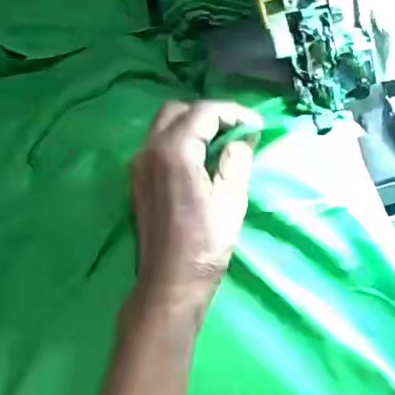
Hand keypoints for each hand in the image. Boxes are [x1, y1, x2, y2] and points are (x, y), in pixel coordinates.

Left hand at [128, 100, 260, 311]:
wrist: (169, 284)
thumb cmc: (205, 244)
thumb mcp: (231, 199)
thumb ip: (237, 159)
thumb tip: (243, 137)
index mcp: (173, 152)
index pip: (204, 112)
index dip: (234, 113)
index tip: (257, 126)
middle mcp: (148, 150)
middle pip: (178, 111)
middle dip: (210, 114)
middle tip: (238, 130)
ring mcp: (137, 166)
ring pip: (164, 126)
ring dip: (194, 126)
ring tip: (222, 143)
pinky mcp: (136, 180)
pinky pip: (157, 145)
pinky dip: (180, 141)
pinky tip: (202, 160)